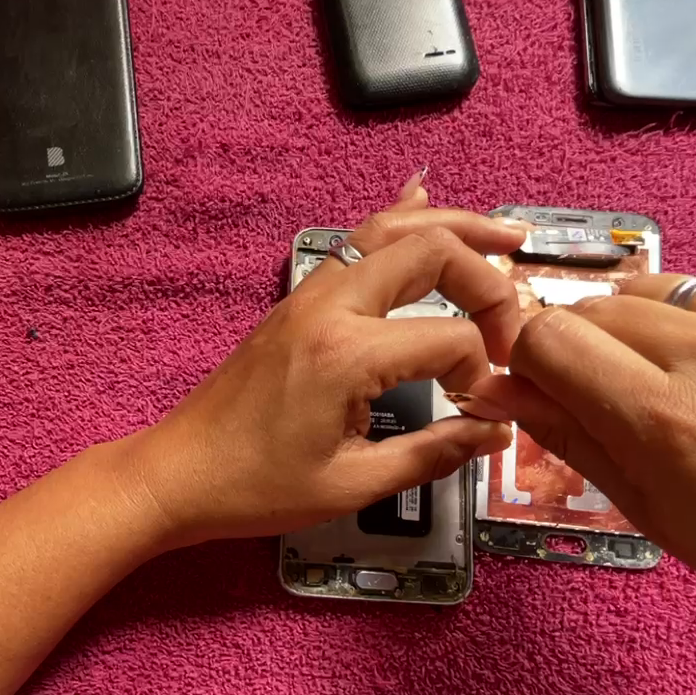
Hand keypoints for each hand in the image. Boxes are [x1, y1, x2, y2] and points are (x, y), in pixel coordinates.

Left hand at [121, 175, 529, 544]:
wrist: (176, 475)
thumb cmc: (255, 489)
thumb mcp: (350, 485)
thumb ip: (431, 454)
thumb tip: (494, 432)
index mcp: (346, 354)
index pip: (450, 337)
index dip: (480, 371)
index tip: (478, 407)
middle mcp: (328, 307)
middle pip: (428, 248)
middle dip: (485, 273)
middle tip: (518, 309)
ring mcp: (305, 297)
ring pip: (387, 230)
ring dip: (449, 228)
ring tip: (503, 237)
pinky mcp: (293, 304)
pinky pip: (354, 246)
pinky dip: (397, 226)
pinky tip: (421, 205)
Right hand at [467, 275, 695, 667]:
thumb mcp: (654, 515)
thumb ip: (571, 437)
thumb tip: (503, 390)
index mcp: (667, 422)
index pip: (547, 338)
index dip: (526, 358)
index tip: (536, 384)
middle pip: (596, 308)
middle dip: (577, 346)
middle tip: (601, 393)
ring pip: (658, 291)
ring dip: (639, 330)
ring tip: (674, 382)